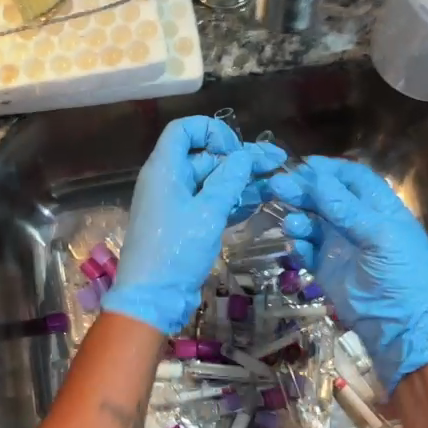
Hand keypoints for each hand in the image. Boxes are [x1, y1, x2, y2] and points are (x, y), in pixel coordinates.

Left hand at [104, 117, 286, 334]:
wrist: (153, 297)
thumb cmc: (177, 249)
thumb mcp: (208, 212)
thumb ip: (229, 180)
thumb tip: (244, 156)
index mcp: (163, 170)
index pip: (183, 130)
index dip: (211, 130)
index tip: (236, 148)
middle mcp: (166, 182)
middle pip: (202, 157)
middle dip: (237, 160)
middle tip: (275, 165)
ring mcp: (173, 205)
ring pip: (208, 182)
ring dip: (238, 182)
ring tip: (273, 184)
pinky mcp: (182, 226)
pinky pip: (206, 203)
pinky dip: (228, 201)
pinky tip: (256, 203)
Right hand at [267, 156, 427, 382]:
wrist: (402, 329)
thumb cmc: (401, 276)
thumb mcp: (379, 237)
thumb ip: (346, 209)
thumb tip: (316, 179)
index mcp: (381, 210)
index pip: (353, 179)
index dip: (329, 170)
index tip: (302, 165)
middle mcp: (359, 224)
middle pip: (327, 197)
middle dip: (304, 191)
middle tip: (278, 186)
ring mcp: (341, 247)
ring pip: (313, 222)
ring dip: (299, 217)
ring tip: (291, 223)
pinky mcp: (327, 269)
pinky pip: (307, 249)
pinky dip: (299, 244)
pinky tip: (295, 244)